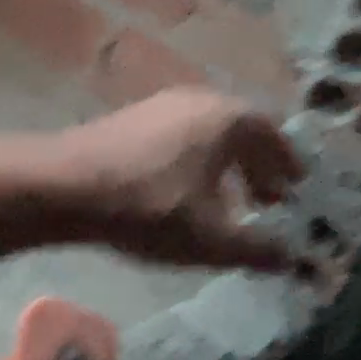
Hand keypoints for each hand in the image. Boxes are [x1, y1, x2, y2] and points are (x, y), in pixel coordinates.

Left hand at [50, 88, 305, 272]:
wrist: (65, 186)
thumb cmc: (149, 208)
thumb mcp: (211, 240)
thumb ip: (258, 250)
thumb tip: (294, 260)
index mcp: (225, 117)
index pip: (271, 134)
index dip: (286, 163)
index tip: (295, 188)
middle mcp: (196, 99)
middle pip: (239, 129)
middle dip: (256, 165)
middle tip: (267, 198)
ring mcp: (158, 104)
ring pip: (206, 131)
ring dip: (223, 163)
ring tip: (226, 201)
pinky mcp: (128, 117)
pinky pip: (177, 134)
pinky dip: (193, 159)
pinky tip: (182, 191)